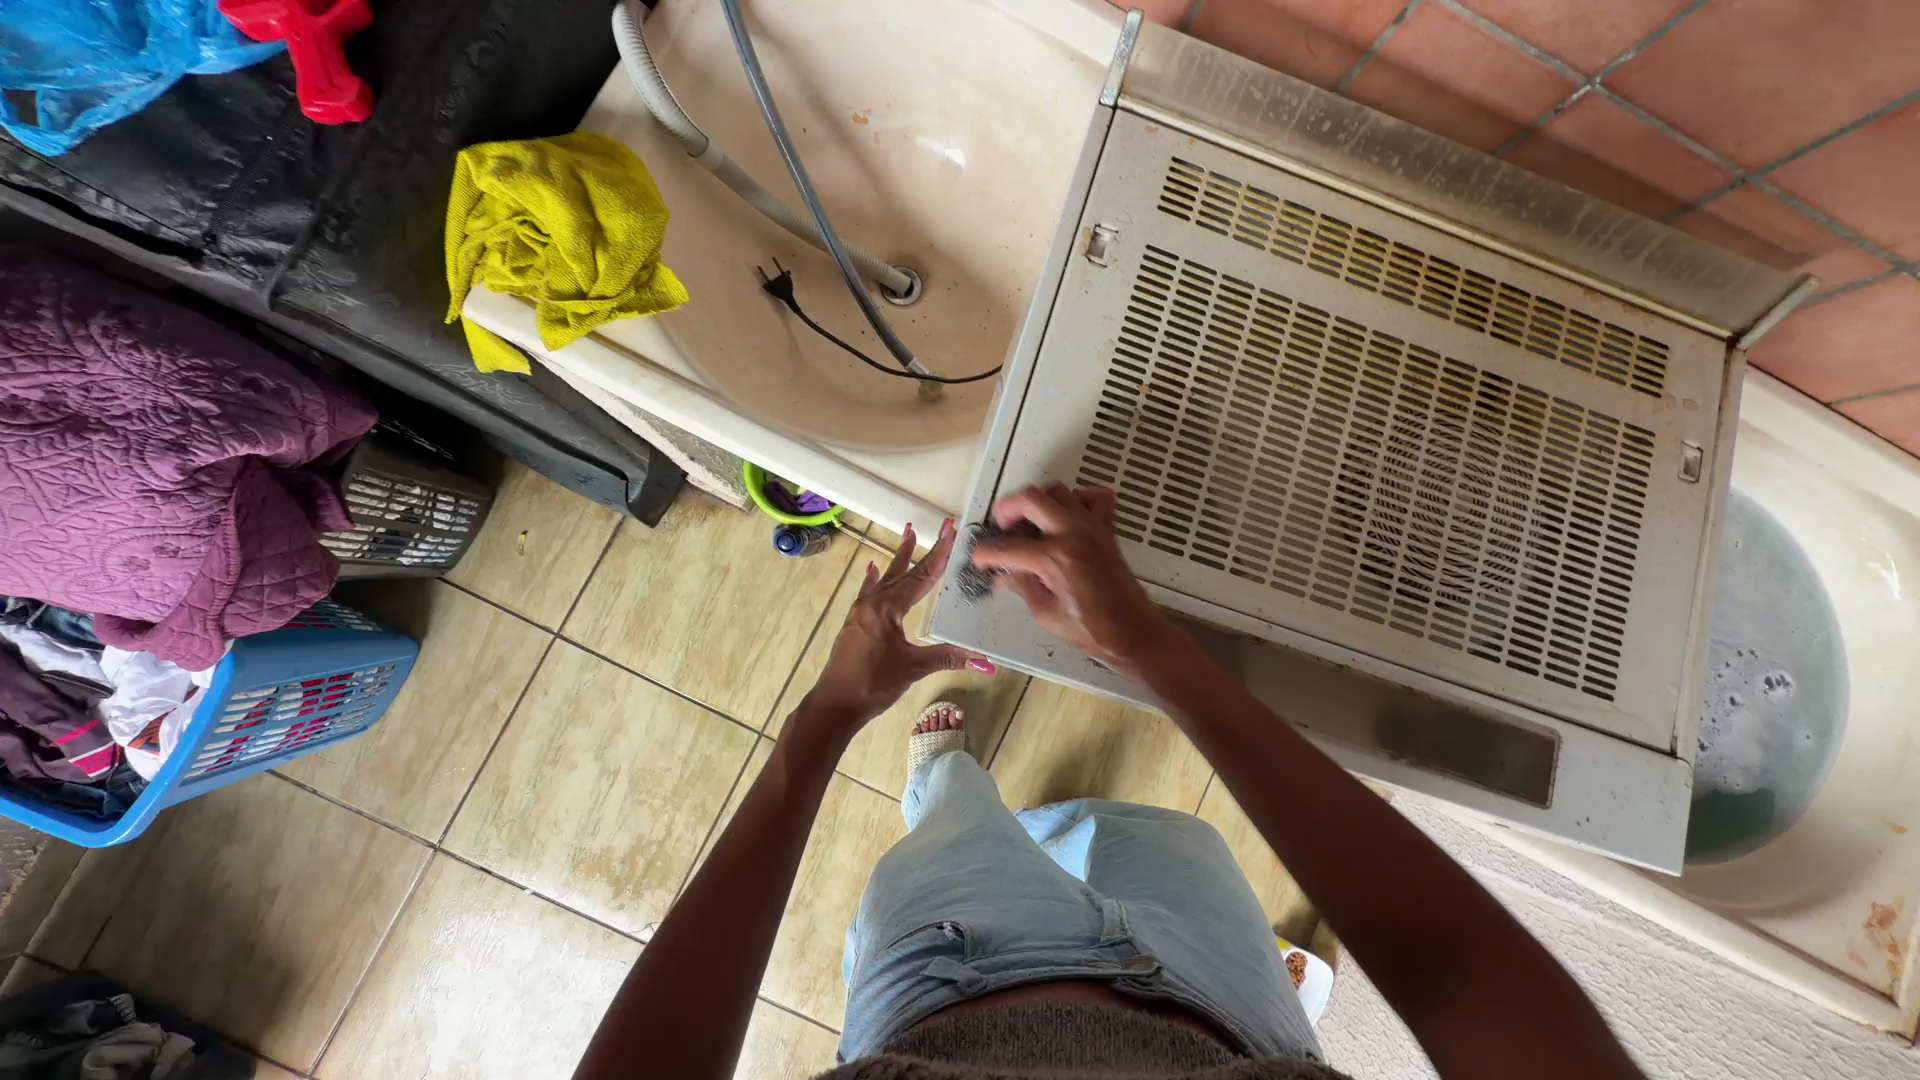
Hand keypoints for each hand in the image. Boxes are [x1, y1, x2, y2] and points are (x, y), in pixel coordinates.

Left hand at [795, 519, 994, 738]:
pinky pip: (868, 592)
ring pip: (886, 578)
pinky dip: (874, 579)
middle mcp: (873, 603)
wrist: (835, 704)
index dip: (939, 554)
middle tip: (940, 527)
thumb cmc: (872, 684)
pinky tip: (873, 569)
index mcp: (888, 608)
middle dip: (923, 549)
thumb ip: (948, 658)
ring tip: (908, 533)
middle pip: (905, 572)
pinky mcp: (855, 622)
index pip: (921, 576)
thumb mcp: (913, 668)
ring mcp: (861, 611)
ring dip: (900, 558)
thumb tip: (986, 662)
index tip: (951, 530)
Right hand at [969, 484, 1172, 673]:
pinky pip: (1096, 497)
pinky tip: (1068, 516)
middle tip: (1002, 527)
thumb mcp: (1045, 612)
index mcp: (1053, 558)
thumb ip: (1022, 586)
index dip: (986, 554)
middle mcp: (1072, 533)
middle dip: (1007, 509)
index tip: (979, 560)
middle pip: (1030, 498)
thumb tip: (1004, 575)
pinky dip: (1080, 498)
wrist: (1132, 631)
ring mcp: (1092, 527)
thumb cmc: (1089, 629)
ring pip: (1059, 491)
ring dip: (1039, 501)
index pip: (1006, 548)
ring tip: (1031, 522)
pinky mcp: (1107, 530)